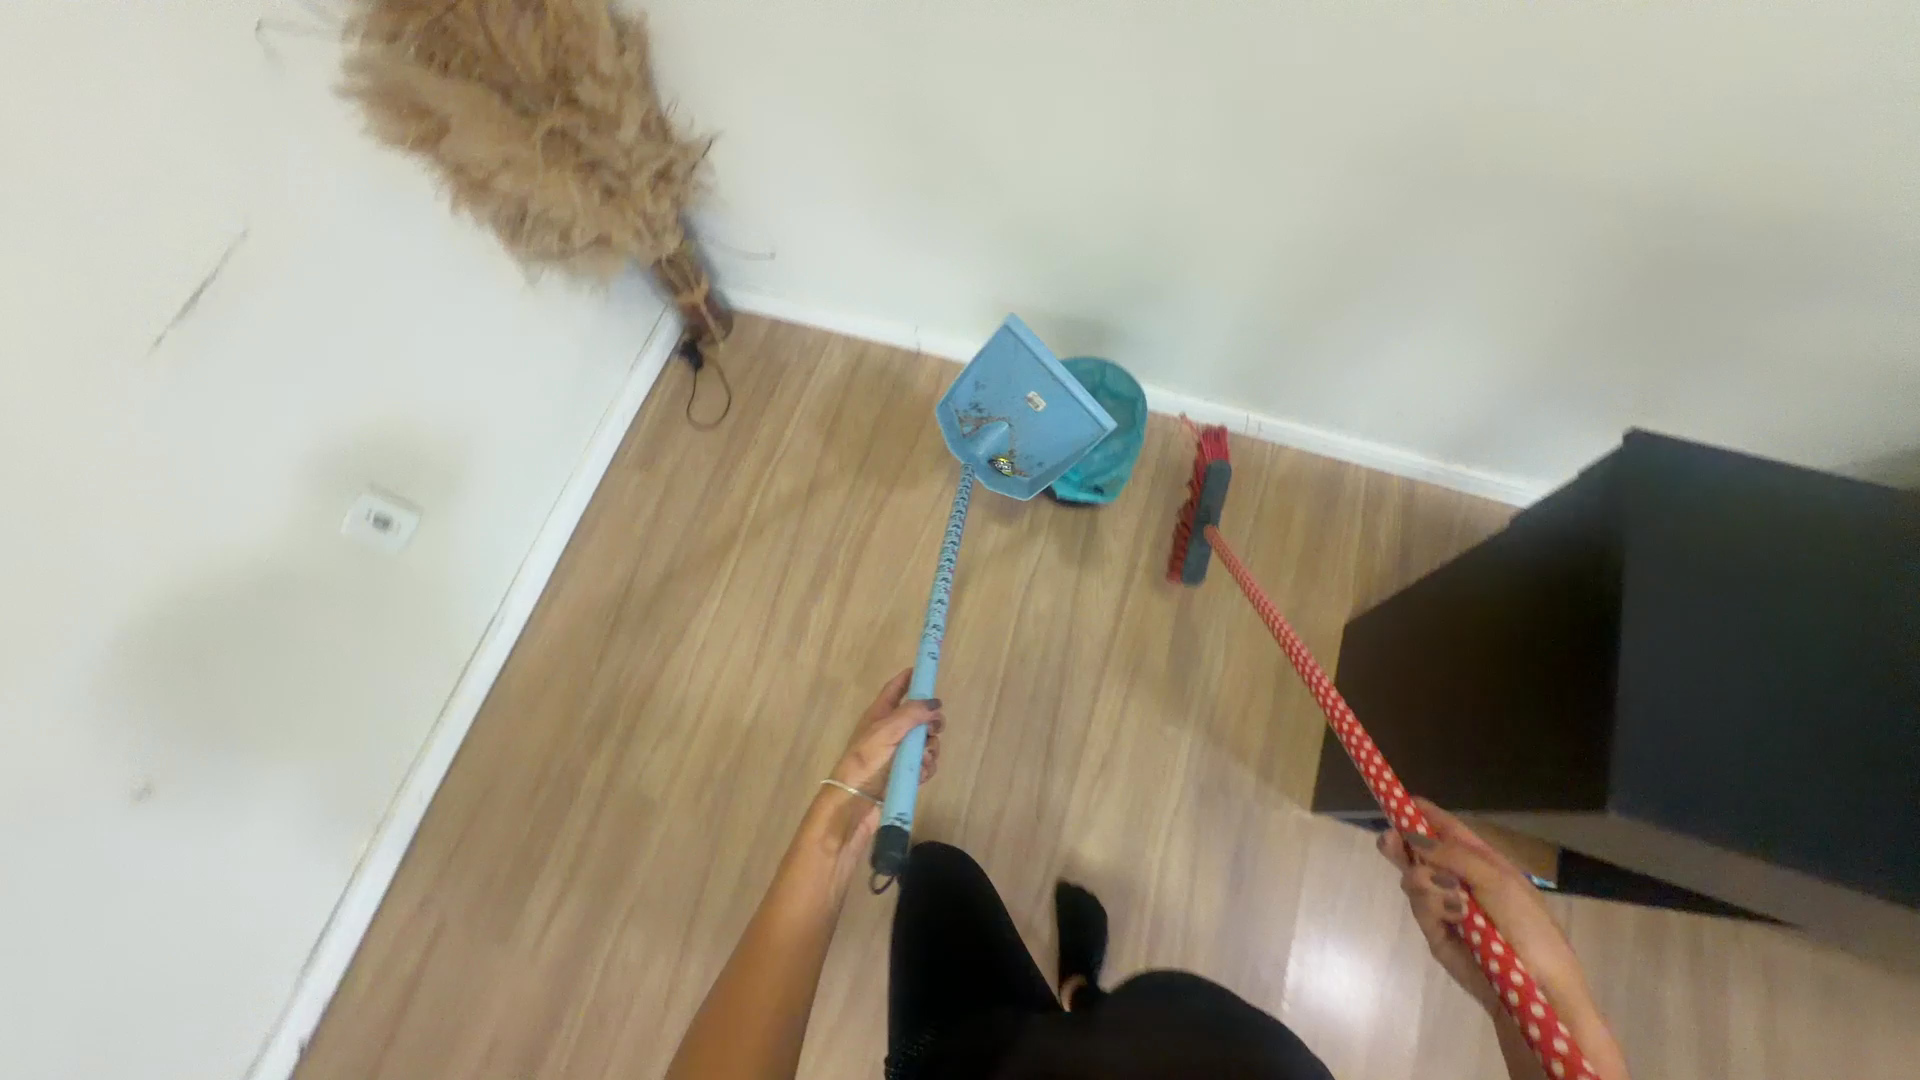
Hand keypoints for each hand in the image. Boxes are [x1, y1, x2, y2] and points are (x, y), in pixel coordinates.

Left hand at [806, 669, 944, 877]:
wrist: (854, 805)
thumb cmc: (865, 763)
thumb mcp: (886, 731)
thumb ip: (912, 714)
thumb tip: (935, 704)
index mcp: (879, 716)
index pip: (896, 689)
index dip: (910, 678)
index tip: (928, 672)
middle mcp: (889, 732)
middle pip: (918, 717)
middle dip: (930, 721)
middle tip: (936, 727)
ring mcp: (897, 755)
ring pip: (925, 742)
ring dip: (930, 748)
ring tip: (925, 758)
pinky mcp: (903, 775)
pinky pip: (924, 765)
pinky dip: (927, 767)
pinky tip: (922, 774)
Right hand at [1377, 799, 1589, 1016]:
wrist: (1536, 988)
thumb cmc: (1528, 927)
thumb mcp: (1498, 881)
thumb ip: (1454, 854)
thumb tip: (1410, 835)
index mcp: (1480, 861)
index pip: (1445, 829)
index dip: (1422, 813)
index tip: (1397, 800)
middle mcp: (1458, 878)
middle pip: (1418, 850)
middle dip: (1402, 843)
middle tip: (1388, 841)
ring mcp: (1443, 902)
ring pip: (1413, 875)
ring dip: (1427, 881)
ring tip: (1452, 898)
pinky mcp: (1433, 927)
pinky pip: (1419, 903)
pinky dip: (1433, 904)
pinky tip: (1455, 916)